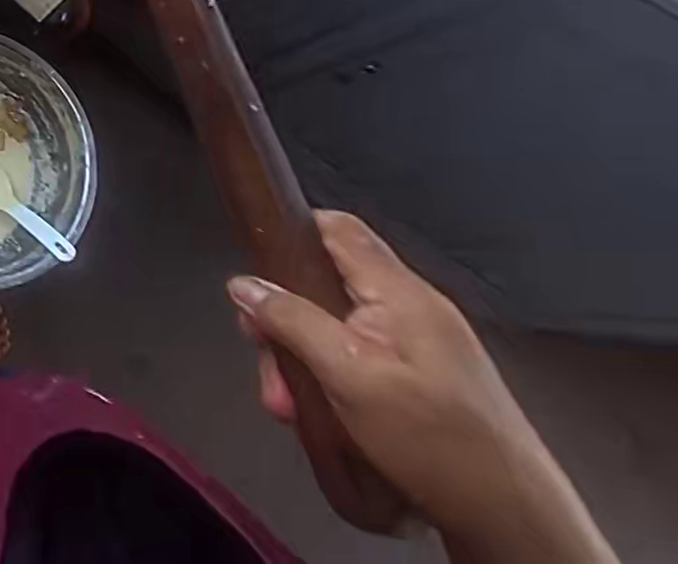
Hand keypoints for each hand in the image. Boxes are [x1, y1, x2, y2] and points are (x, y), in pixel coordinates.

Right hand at [229, 211, 614, 563]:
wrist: (515, 528)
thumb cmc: (436, 442)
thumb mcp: (348, 374)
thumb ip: (291, 320)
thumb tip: (242, 284)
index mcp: (402, 296)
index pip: (339, 230)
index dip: (292, 230)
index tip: (254, 257)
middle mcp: (410, 311)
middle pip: (320, 284)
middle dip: (281, 317)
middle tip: (261, 349)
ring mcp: (415, 346)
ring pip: (327, 326)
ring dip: (295, 357)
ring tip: (288, 402)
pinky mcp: (415, 378)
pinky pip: (348, 356)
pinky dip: (321, 377)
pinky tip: (313, 412)